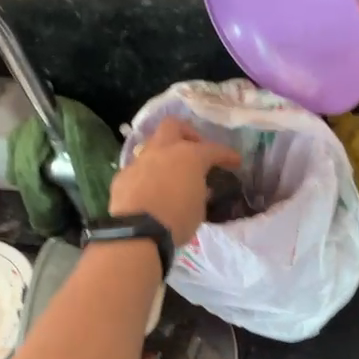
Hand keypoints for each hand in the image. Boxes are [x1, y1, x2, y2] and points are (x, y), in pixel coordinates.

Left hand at [110, 118, 241, 244]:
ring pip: (152, 146)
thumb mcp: (199, 207)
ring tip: (171, 173)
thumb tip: (197, 186)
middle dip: (187, 134)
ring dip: (164, 154)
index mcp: (189, 156)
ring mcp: (139, 161)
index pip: (213, 149)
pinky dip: (147, 175)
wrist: (137, 233)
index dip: (227, 155)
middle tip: (195, 149)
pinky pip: (138, 169)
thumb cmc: (177, 220)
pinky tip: (151, 190)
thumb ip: (200, 190)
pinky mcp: (123, 176)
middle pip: (174, 126)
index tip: (235, 161)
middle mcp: (163, 151)